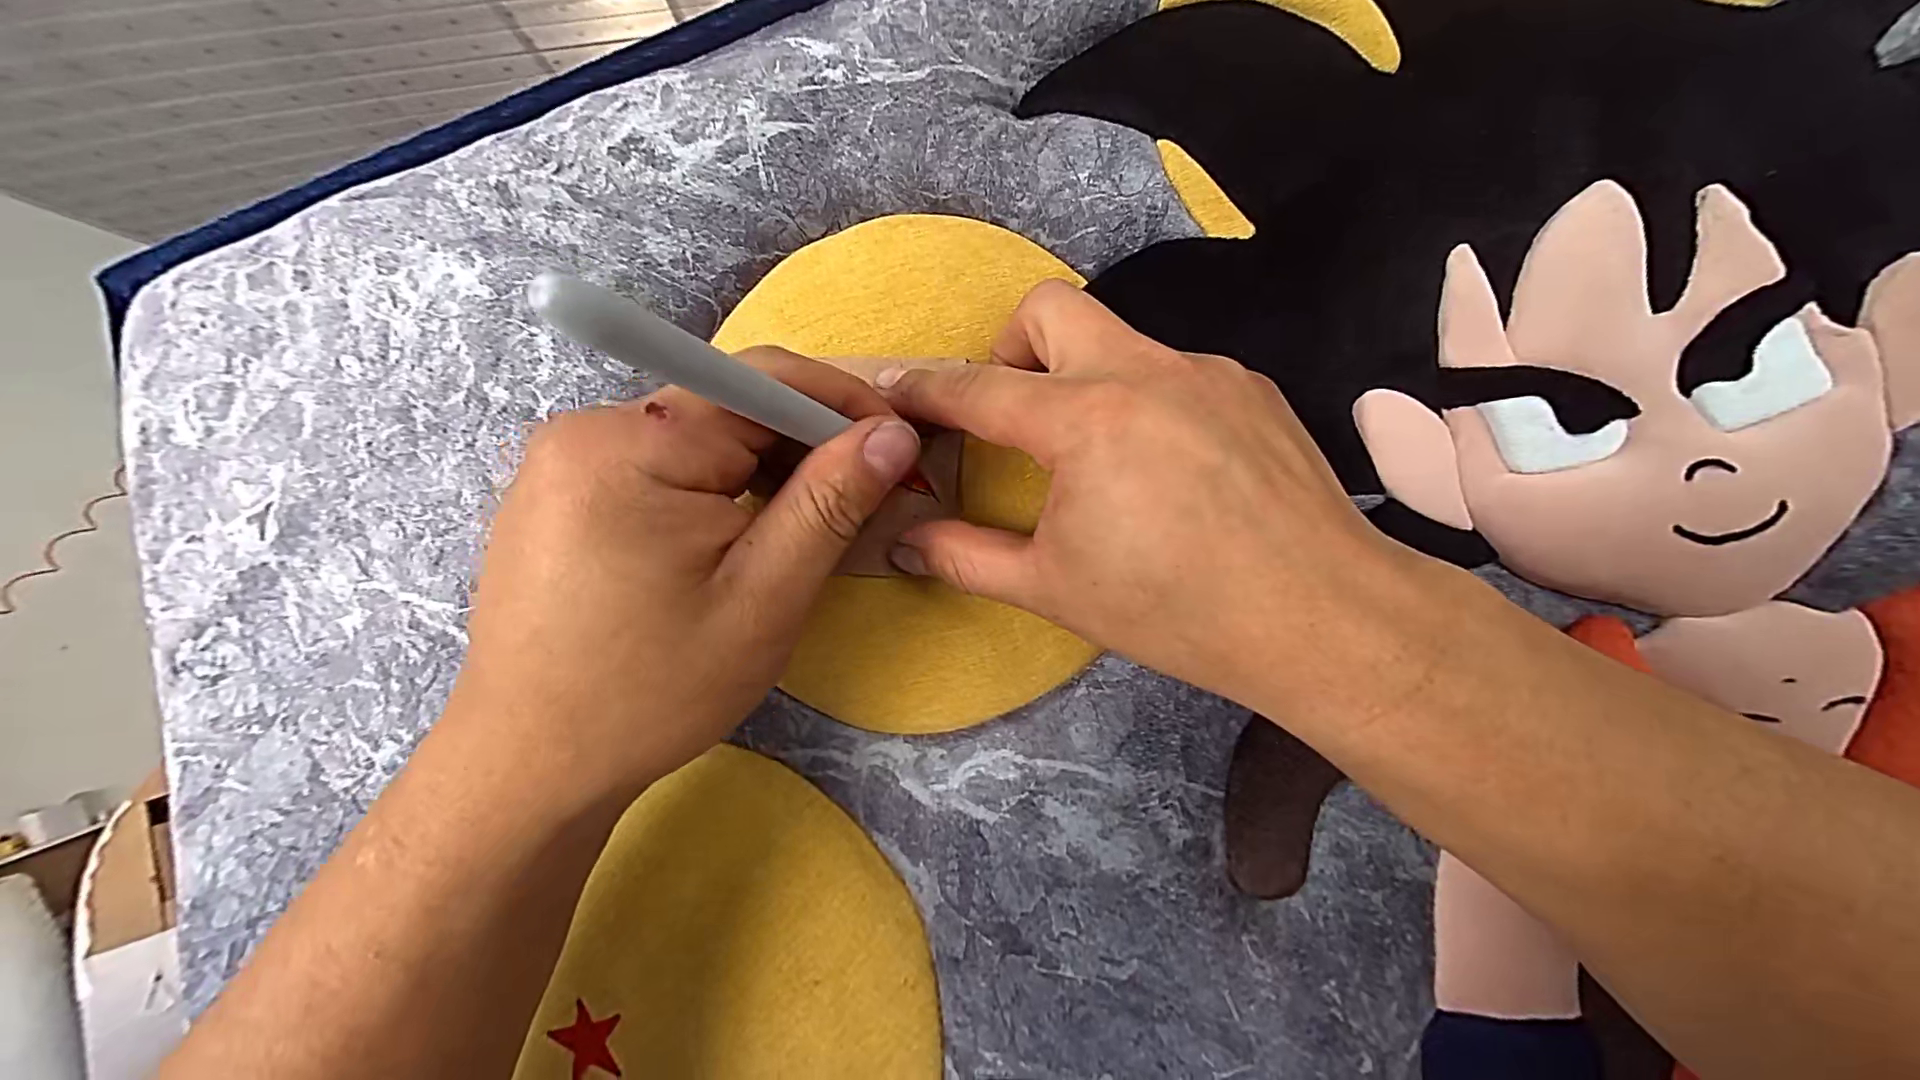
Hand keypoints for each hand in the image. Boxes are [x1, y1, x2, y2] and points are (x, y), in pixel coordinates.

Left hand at [444, 348, 922, 798]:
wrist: (534, 765)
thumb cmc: (655, 689)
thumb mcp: (765, 596)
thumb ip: (831, 502)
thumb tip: (892, 434)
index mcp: (633, 444)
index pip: (762, 382)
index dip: (841, 406)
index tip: (896, 446)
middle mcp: (587, 431)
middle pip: (728, 406)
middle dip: (804, 446)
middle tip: (860, 498)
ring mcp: (565, 463)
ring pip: (701, 439)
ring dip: (765, 472)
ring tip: (804, 529)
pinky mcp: (563, 496)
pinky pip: (664, 466)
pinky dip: (719, 489)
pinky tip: (739, 540)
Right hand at [880, 281, 1446, 714]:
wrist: (1320, 618)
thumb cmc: (1174, 610)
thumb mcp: (1052, 587)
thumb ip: (966, 557)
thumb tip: (904, 543)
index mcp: (1086, 420)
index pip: (979, 387)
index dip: (927, 388)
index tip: (895, 390)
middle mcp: (1144, 371)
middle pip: (1049, 308)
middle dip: (1009, 348)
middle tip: (1011, 413)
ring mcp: (1206, 371)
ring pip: (1117, 339)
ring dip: (1082, 380)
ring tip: (1097, 458)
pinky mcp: (1249, 388)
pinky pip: (1173, 371)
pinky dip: (1143, 402)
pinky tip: (1167, 470)